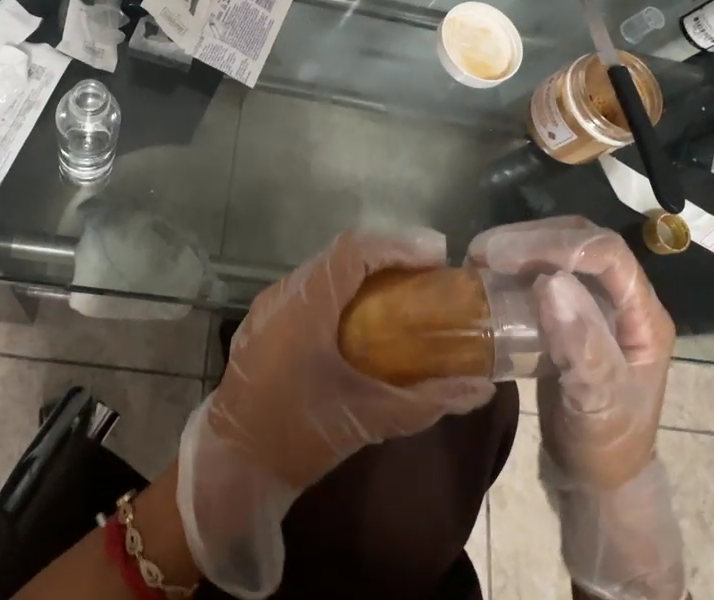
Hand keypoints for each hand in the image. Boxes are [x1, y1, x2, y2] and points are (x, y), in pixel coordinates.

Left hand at [177, 229, 494, 597]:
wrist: (231, 468)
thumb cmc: (297, 436)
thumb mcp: (368, 419)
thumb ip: (426, 400)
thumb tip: (481, 388)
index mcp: (303, 307)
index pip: (353, 252)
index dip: (397, 246)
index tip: (437, 257)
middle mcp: (282, 296)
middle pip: (340, 254)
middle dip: (387, 256)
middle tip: (429, 273)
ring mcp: (268, 308)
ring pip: (323, 270)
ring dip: (365, 272)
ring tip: (405, 290)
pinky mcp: (264, 325)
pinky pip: (309, 290)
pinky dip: (343, 291)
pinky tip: (366, 318)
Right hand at [470, 217, 686, 599]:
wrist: (595, 478)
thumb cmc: (605, 444)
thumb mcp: (596, 402)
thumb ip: (580, 343)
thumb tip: (550, 281)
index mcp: (643, 315)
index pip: (608, 254)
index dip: (557, 245)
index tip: (504, 257)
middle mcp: (622, 301)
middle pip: (584, 242)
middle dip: (534, 238)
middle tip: (485, 252)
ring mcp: (596, 307)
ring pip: (562, 253)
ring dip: (522, 248)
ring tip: (481, 258)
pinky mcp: (569, 316)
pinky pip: (544, 276)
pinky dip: (516, 269)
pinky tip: (488, 277)